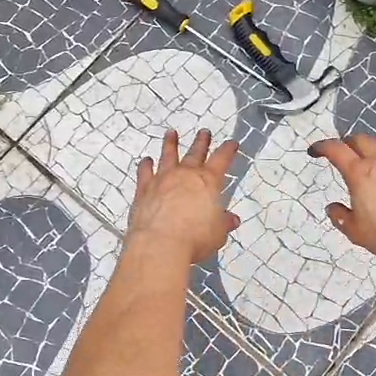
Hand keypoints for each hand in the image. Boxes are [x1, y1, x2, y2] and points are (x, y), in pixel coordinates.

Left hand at [127, 129, 240, 262]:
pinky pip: (145, 172)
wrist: (160, 243)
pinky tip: (146, 160)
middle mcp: (185, 174)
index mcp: (208, 181)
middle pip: (195, 153)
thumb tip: (231, 220)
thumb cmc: (195, 238)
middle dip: (201, 142)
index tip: (232, 143)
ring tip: (171, 133)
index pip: (222, 159)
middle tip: (204, 132)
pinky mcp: (144, 189)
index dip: (228, 150)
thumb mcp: (217, 233)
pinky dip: (145, 165)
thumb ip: (223, 223)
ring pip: (168, 156)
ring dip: (170, 144)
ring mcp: (163, 179)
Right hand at [307, 135, 375, 259]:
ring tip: (368, 156)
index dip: (322, 147)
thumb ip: (341, 218)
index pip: (336, 150)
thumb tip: (332, 207)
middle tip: (341, 153)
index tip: (314, 151)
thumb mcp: (358, 233)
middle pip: (359, 139)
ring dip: (370, 145)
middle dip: (346, 142)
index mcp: (360, 174)